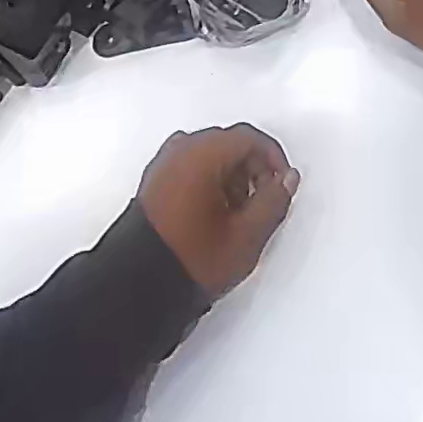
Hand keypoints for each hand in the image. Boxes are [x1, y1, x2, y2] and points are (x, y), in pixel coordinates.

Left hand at [138, 125, 298, 296]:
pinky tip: (215, 214)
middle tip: (264, 201)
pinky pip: (191, 166)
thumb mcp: (246, 235)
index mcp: (202, 153)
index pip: (248, 137)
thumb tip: (286, 179)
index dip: (273, 157)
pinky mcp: (155, 180)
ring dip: (231, 177)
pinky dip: (209, 181)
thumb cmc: (187, 259)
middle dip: (252, 168)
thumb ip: (273, 201)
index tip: (282, 181)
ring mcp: (164, 163)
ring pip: (210, 155)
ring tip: (239, 216)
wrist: (137, 284)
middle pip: (229, 143)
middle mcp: (180, 149)